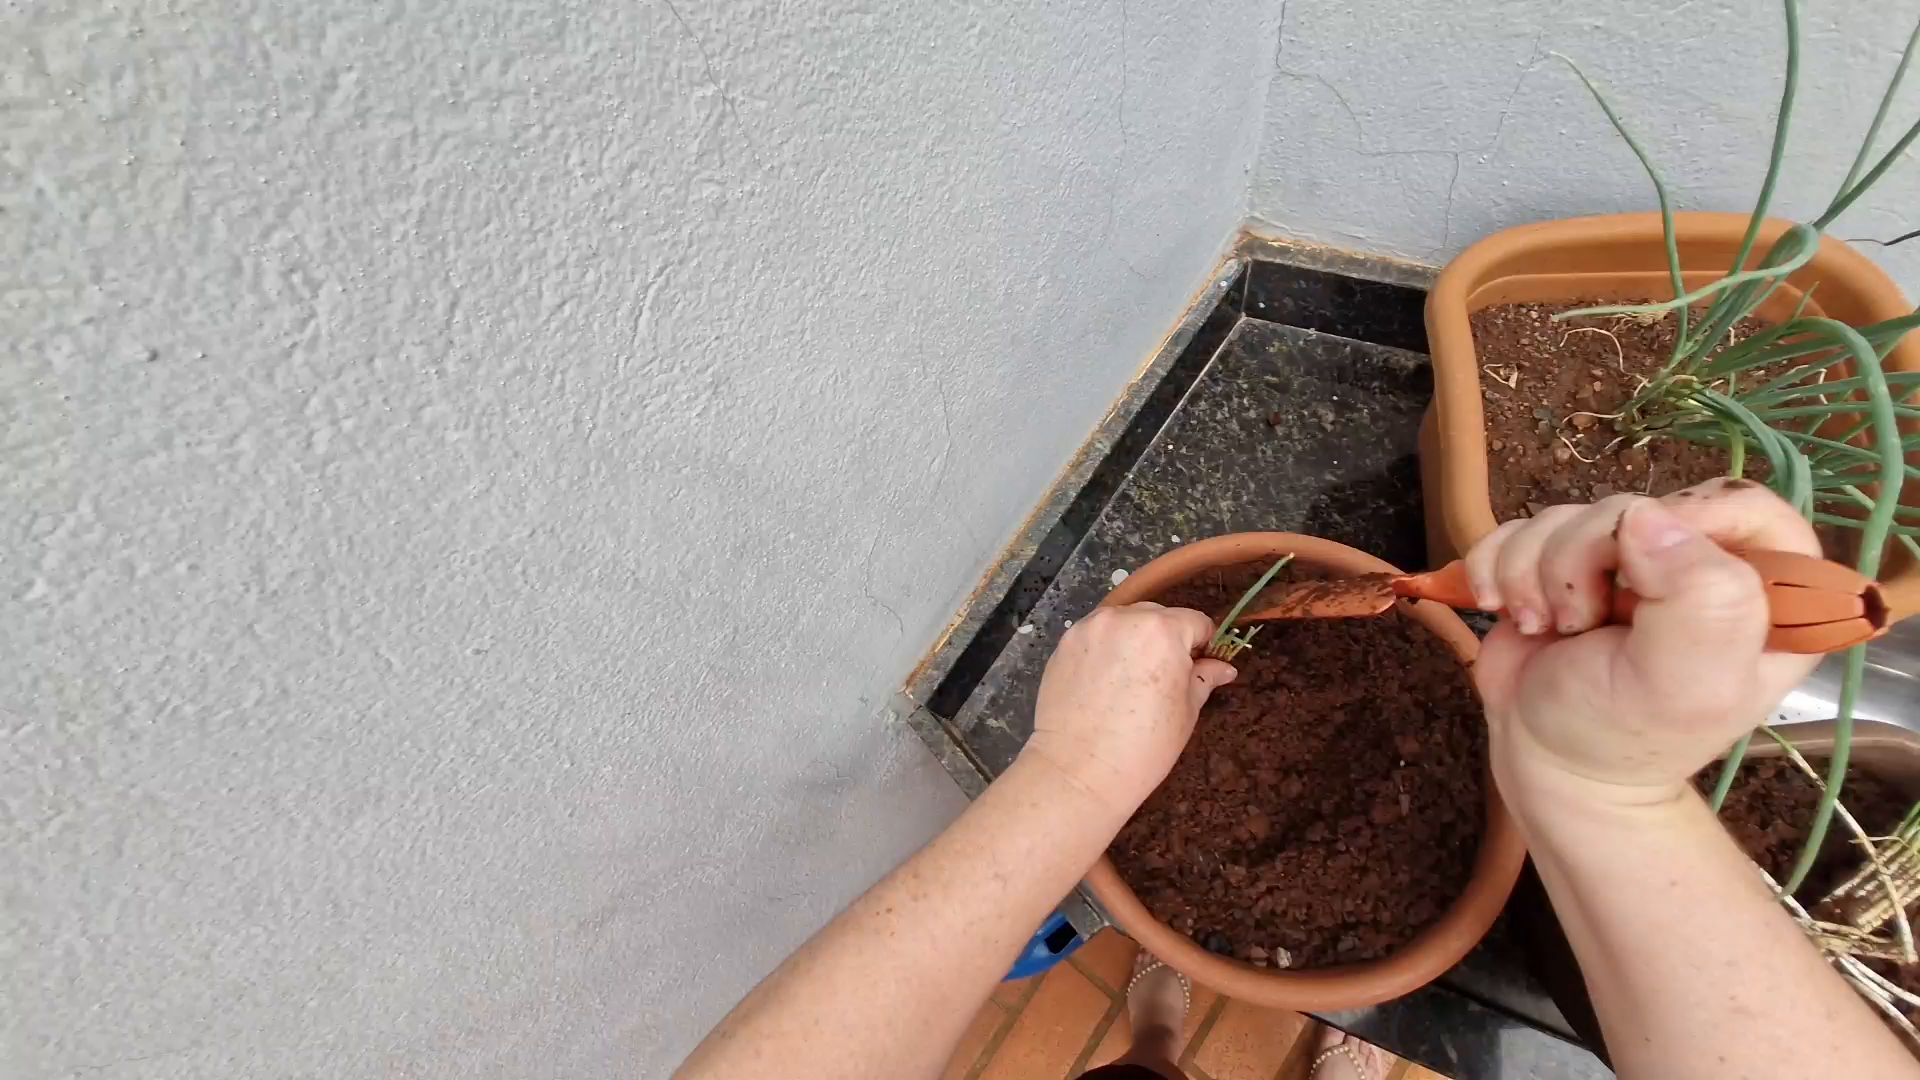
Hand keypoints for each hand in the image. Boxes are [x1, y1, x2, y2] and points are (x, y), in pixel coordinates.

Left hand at [1023, 602, 1236, 817]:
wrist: (1079, 770)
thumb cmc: (1142, 747)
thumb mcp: (1186, 712)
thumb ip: (1203, 678)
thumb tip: (1223, 666)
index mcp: (1162, 631)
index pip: (1195, 621)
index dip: (1203, 643)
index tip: (1200, 665)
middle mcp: (1123, 618)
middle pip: (1157, 615)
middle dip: (1167, 638)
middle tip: (1165, 677)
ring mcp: (1089, 628)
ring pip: (1124, 620)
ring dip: (1134, 639)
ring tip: (1132, 679)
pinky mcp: (1064, 642)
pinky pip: (1096, 634)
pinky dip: (1106, 647)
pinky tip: (1105, 681)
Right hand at [1464, 478, 1821, 808]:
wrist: (1544, 756)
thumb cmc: (1623, 732)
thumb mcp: (1681, 683)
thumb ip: (1698, 601)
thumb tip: (1646, 518)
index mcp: (1757, 593)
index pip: (1738, 507)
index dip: (1679, 518)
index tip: (1632, 568)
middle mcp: (1684, 567)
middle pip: (1625, 509)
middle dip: (1574, 560)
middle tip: (1571, 621)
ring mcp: (1609, 566)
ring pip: (1556, 519)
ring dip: (1524, 571)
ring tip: (1536, 626)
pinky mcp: (1543, 568)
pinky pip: (1508, 532)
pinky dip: (1488, 565)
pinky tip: (1497, 607)